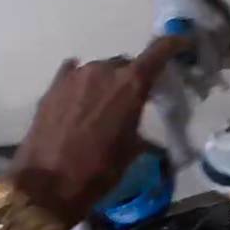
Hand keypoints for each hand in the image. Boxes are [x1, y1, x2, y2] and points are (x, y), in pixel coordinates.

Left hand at [8, 36, 185, 226]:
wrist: (46, 186)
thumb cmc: (99, 170)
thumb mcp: (132, 150)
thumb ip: (138, 123)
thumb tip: (140, 126)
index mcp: (130, 84)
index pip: (158, 52)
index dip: (174, 44)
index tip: (183, 44)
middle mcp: (103, 71)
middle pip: (126, 64)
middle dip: (133, 78)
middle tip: (134, 100)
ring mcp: (74, 77)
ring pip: (100, 71)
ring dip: (107, 84)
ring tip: (105, 108)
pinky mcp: (53, 88)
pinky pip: (74, 76)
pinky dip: (83, 85)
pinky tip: (81, 98)